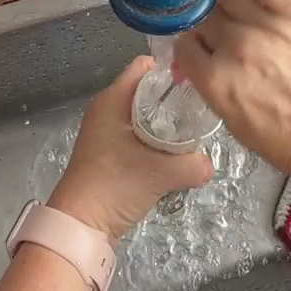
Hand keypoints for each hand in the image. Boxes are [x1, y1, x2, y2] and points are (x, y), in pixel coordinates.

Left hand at [48, 56, 212, 239]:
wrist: (80, 224)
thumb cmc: (114, 185)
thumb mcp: (159, 174)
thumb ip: (191, 165)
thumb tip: (210, 164)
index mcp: (113, 100)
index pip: (143, 67)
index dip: (170, 69)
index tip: (195, 82)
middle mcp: (108, 109)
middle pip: (146, 90)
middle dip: (172, 97)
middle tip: (199, 109)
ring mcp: (106, 131)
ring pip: (143, 114)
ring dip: (165, 121)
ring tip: (191, 131)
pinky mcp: (108, 152)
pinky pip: (137, 133)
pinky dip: (154, 138)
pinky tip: (172, 153)